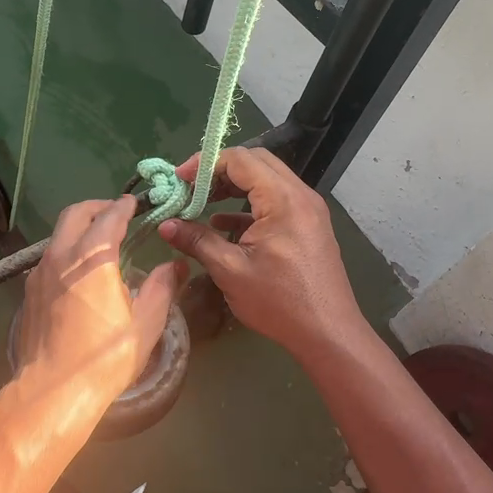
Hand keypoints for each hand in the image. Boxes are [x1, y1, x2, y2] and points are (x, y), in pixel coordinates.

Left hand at [13, 196, 186, 427]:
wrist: (53, 390)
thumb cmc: (105, 358)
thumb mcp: (144, 324)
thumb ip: (160, 289)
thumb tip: (175, 266)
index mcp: (92, 259)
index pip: (109, 218)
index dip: (123, 207)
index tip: (135, 203)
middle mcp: (60, 257)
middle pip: (75, 215)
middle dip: (97, 208)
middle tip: (117, 213)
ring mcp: (39, 273)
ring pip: (58, 235)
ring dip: (80, 229)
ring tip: (101, 241)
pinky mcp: (29, 292)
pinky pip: (49, 258)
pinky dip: (67, 251)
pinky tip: (81, 272)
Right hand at [157, 147, 370, 360]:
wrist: (328, 333)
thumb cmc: (279, 301)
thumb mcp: (230, 270)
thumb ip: (197, 240)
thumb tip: (165, 224)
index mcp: (283, 200)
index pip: (240, 159)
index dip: (205, 164)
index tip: (178, 181)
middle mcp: (299, 196)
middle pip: (255, 162)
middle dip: (218, 170)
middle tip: (189, 188)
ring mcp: (307, 210)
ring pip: (265, 180)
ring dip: (231, 186)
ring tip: (200, 204)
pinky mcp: (306, 226)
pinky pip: (273, 201)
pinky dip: (246, 205)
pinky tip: (222, 226)